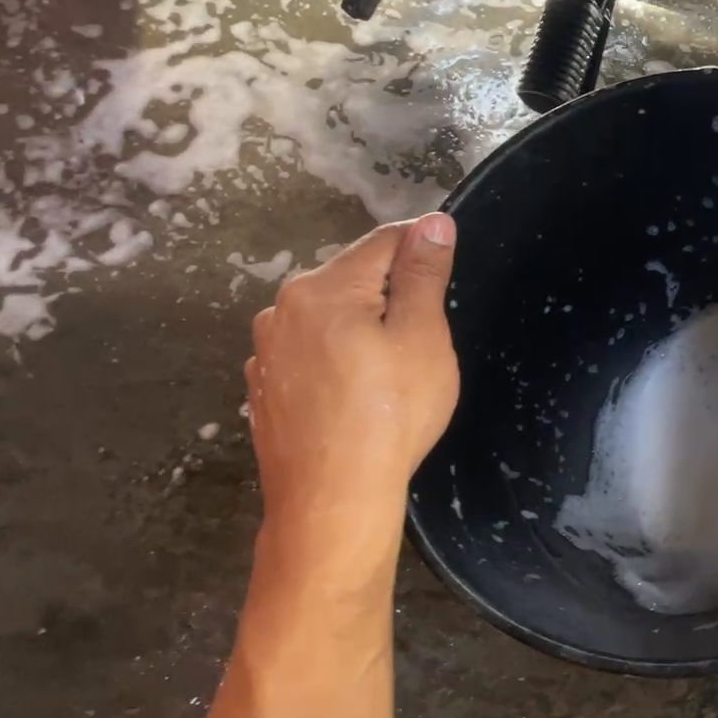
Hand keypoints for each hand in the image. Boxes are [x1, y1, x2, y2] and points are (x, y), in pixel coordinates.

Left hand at [245, 215, 459, 578]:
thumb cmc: (392, 411)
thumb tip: (433, 222)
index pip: (385, 241)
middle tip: (430, 332)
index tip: (451, 271)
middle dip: (394, 291)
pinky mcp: (265, 385)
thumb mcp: (423, 337)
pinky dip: (340, 353)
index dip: (425, 247)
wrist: (332, 495)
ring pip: (331, 315)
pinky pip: (312, 348)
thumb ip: (423, 275)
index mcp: (324, 288)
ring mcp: (267, 349)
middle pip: (354, 277)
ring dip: (365, 323)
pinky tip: (360, 389)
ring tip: (397, 364)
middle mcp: (283, 308)